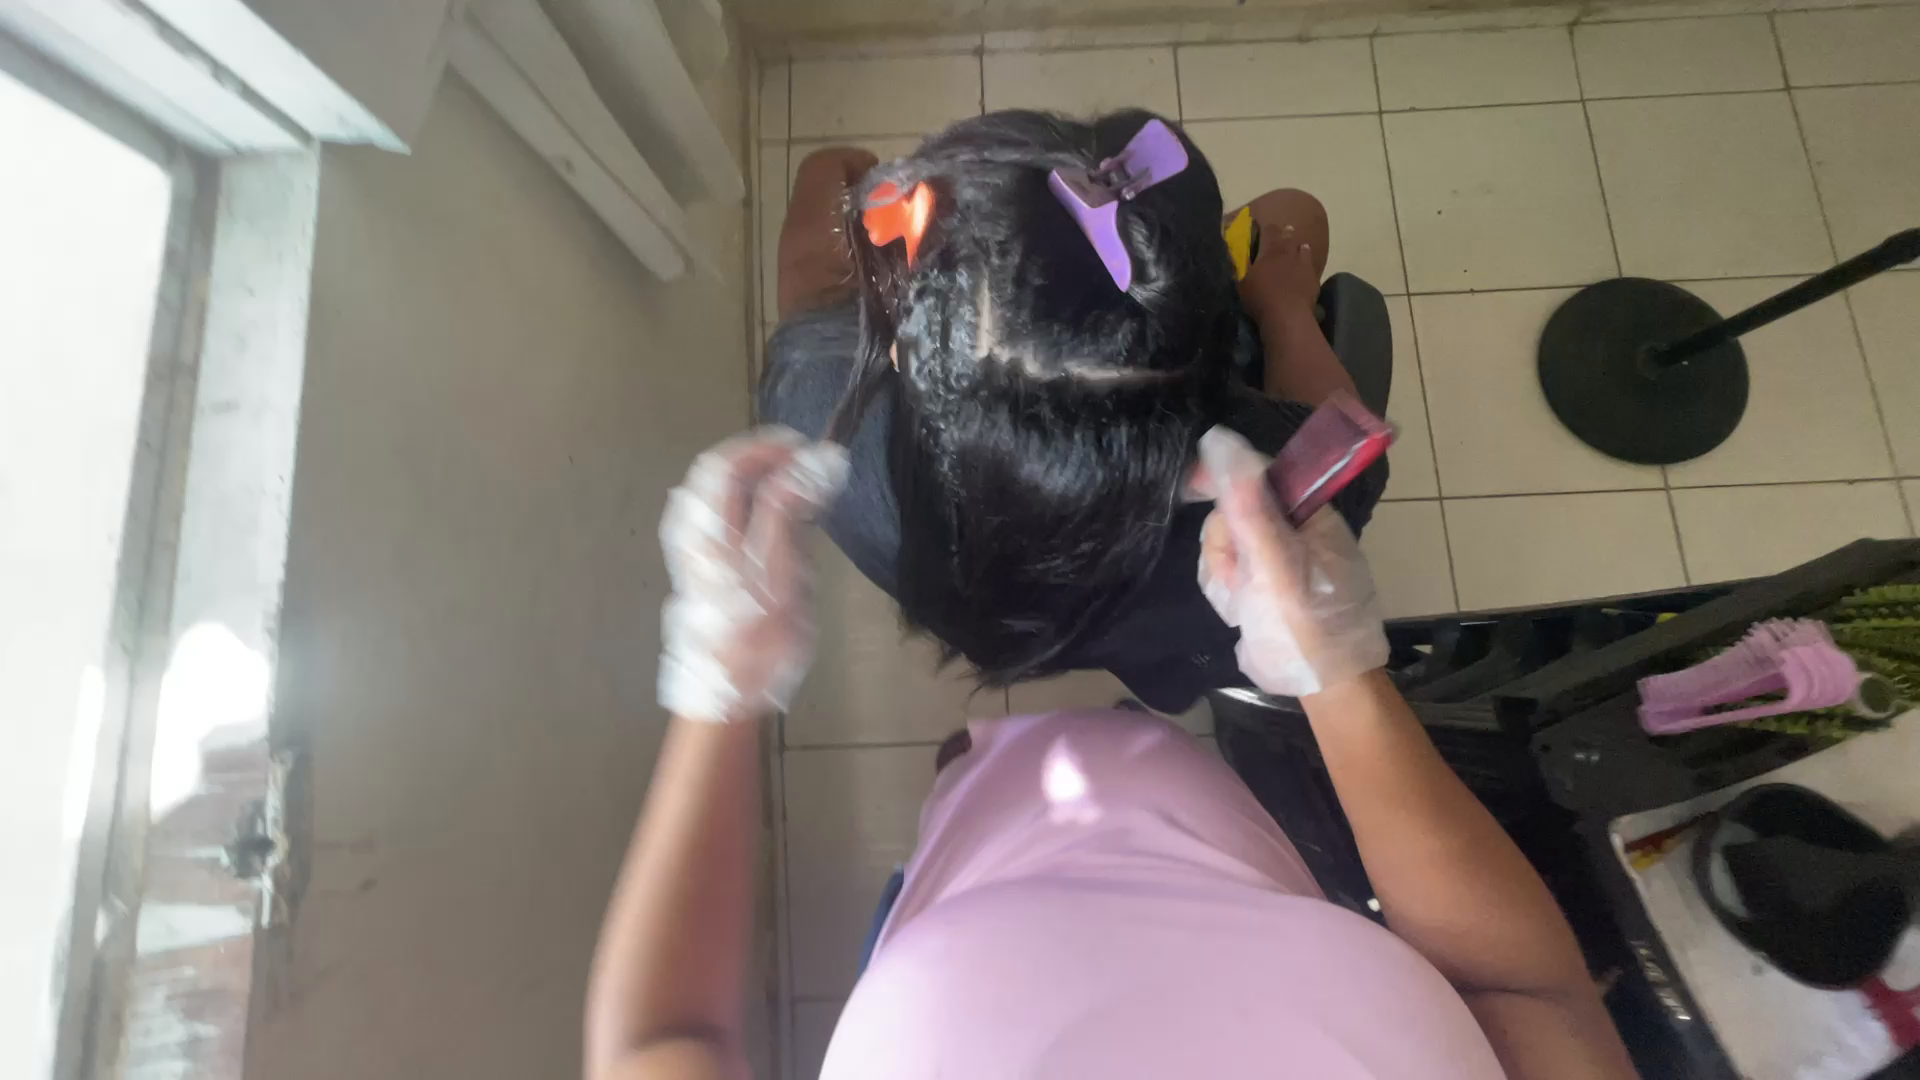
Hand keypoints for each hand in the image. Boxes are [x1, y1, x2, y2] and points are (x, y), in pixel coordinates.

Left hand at [658, 427, 848, 722]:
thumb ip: (789, 506)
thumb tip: (816, 457)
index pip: (727, 462)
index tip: (808, 449)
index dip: (766, 447)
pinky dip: (763, 510)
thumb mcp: (778, 564)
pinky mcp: (713, 569)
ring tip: (807, 494)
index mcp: (707, 525)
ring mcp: (702, 551)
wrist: (731, 691)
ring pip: (729, 499)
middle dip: (769, 463)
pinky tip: (789, 524)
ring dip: (768, 486)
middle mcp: (697, 531)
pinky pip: (734, 522)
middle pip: (725, 477)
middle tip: (812, 469)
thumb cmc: (757, 630)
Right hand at [1193, 425, 1387, 696]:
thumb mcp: (1278, 566)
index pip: (1257, 474)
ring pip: (1221, 542)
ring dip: (1222, 571)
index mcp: (1306, 514)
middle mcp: (1289, 528)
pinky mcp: (1257, 580)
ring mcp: (1272, 555)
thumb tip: (1223, 447)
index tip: (1189, 489)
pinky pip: (1221, 567)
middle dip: (1224, 545)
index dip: (1221, 477)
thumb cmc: (1307, 624)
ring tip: (1242, 600)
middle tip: (1238, 575)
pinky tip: (1239, 610)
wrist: (1319, 683)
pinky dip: (1223, 588)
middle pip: (1231, 511)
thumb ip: (1250, 510)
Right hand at [1236, 219, 1321, 329]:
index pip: (1269, 231)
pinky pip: (1310, 267)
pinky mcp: (1313, 279)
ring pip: (1304, 249)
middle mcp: (1289, 253)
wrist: (1287, 315)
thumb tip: (1235, 257)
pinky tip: (1305, 270)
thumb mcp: (1242, 283)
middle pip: (1289, 238)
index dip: (1266, 228)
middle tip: (1285, 230)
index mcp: (1270, 251)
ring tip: (1299, 248)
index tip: (1263, 226)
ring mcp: (1304, 265)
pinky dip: (1307, 266)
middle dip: (1286, 234)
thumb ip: (1241, 268)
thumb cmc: (1260, 298)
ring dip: (1300, 248)